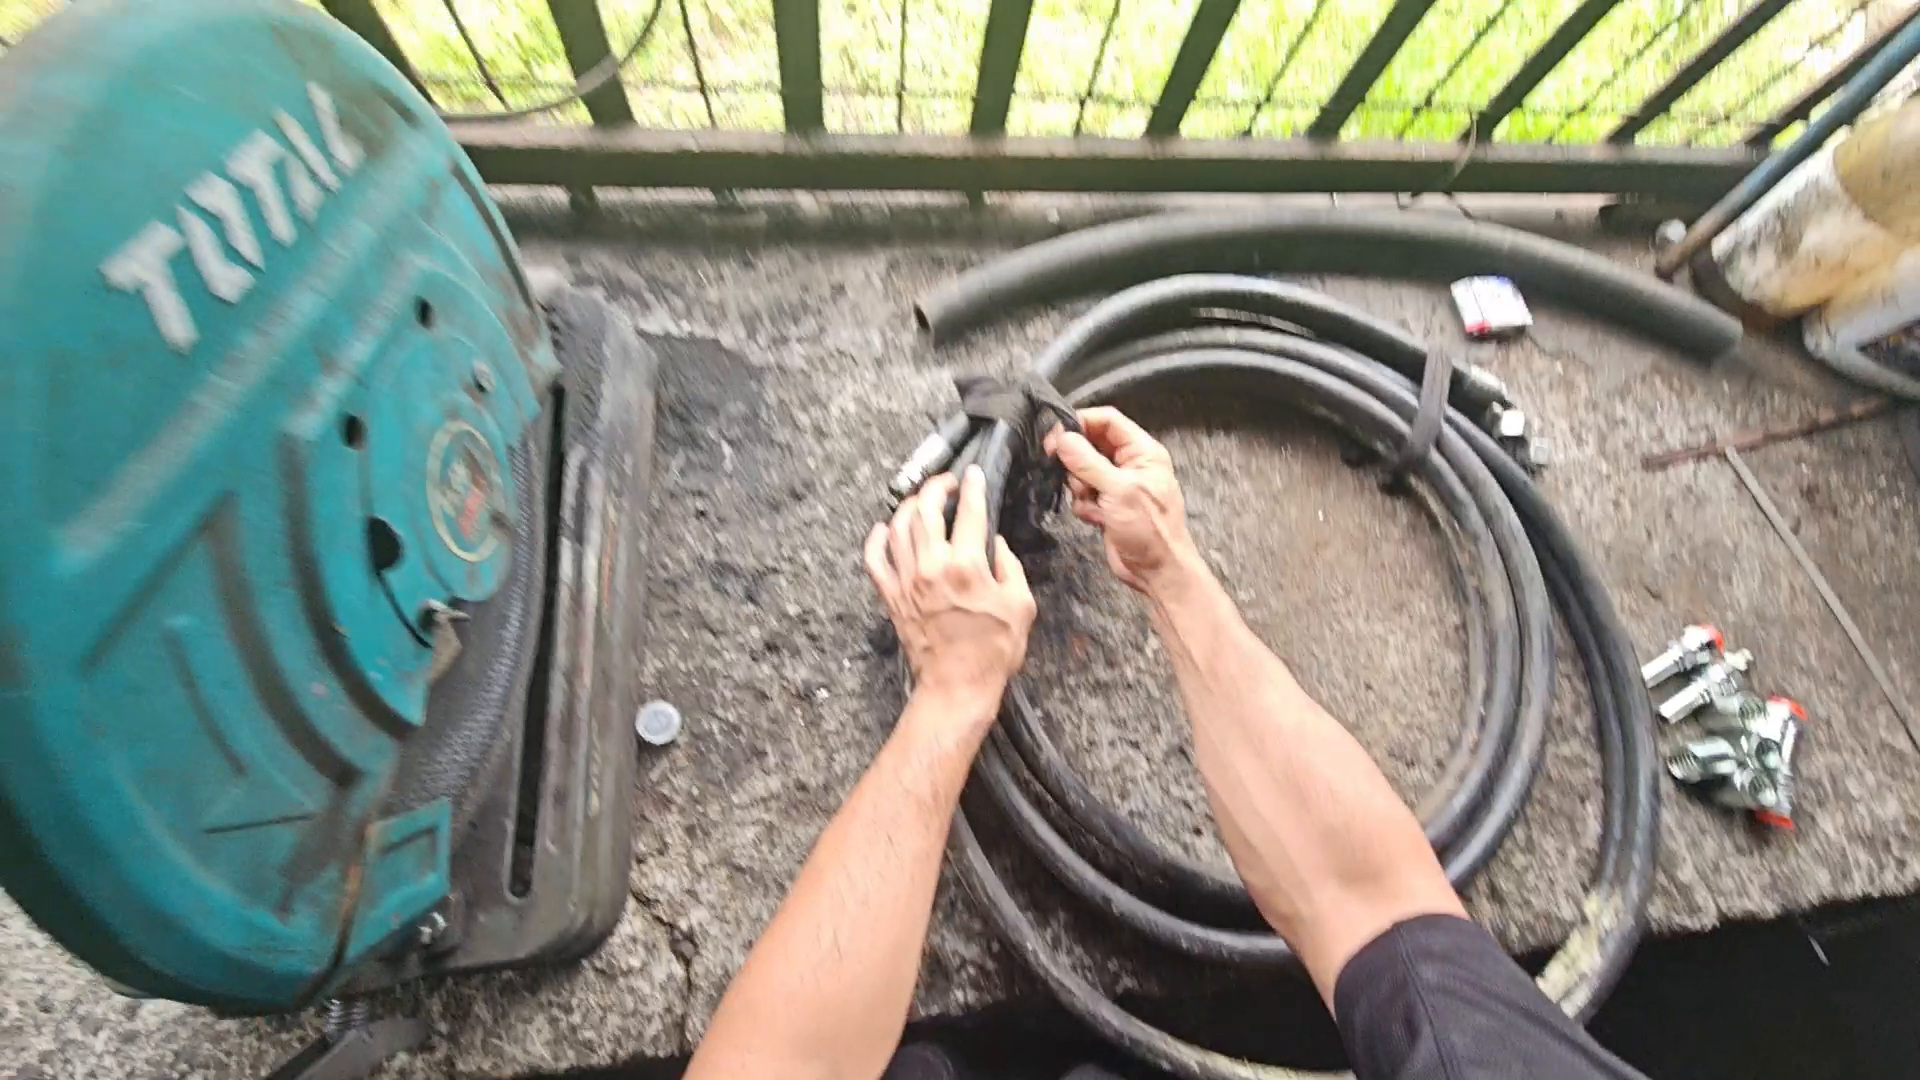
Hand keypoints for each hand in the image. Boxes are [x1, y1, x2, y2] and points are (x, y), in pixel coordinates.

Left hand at [864, 467, 1036, 720]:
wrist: (957, 686)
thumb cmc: (993, 652)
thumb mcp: (1021, 605)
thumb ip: (1010, 568)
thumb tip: (997, 546)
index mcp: (968, 566)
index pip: (970, 511)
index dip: (972, 486)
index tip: (973, 475)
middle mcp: (932, 566)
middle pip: (925, 509)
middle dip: (936, 487)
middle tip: (946, 482)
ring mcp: (907, 580)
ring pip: (898, 527)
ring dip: (909, 506)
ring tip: (921, 501)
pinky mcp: (891, 596)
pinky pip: (874, 559)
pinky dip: (875, 539)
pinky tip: (882, 528)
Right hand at [1043, 407, 1196, 594]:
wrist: (1156, 571)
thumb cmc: (1152, 532)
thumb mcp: (1119, 491)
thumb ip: (1088, 462)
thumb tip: (1064, 439)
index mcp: (1142, 452)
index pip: (1107, 421)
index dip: (1080, 423)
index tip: (1056, 435)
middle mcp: (1130, 465)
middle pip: (1090, 444)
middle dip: (1076, 461)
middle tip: (1069, 473)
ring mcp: (1117, 485)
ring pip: (1082, 470)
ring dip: (1078, 486)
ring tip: (1092, 502)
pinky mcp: (1106, 505)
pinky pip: (1082, 494)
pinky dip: (1083, 505)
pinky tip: (1097, 518)